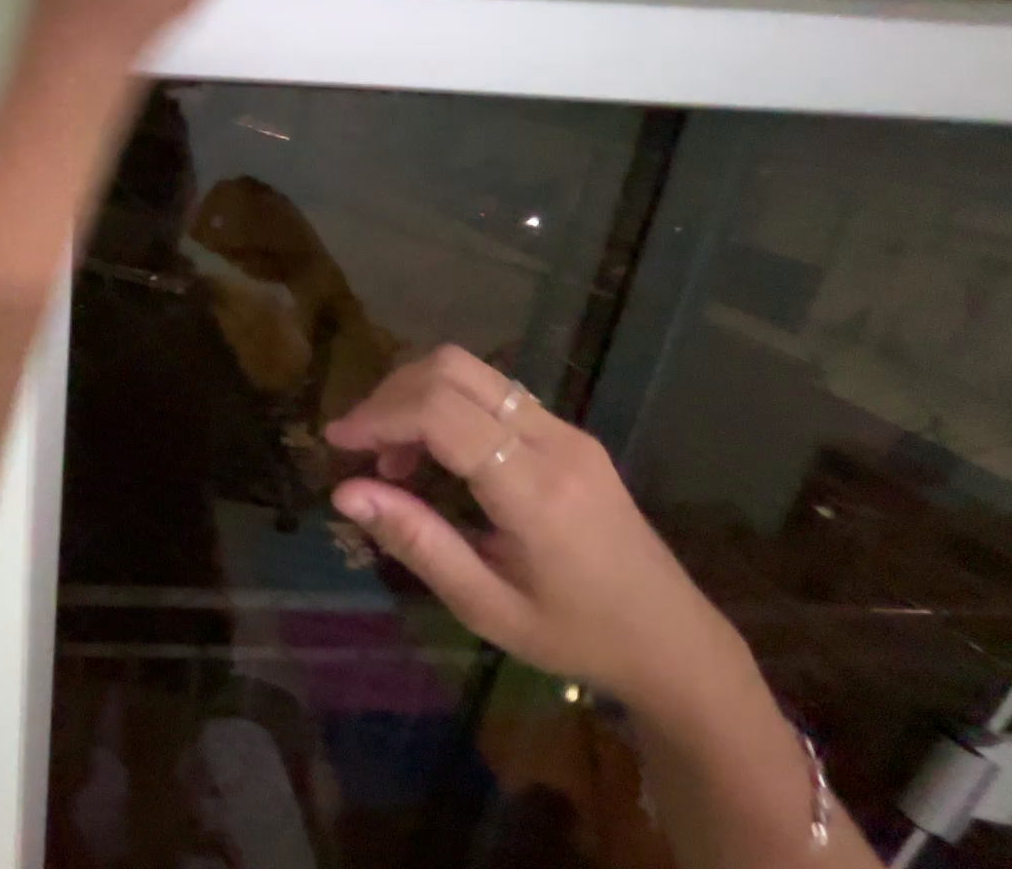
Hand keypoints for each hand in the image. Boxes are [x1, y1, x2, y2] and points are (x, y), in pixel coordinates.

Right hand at [324, 346, 746, 705]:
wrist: (674, 640)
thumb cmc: (575, 635)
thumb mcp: (484, 606)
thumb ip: (416, 542)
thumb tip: (345, 492)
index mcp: (537, 491)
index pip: (443, 415)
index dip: (379, 416)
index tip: (336, 441)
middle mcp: (556, 443)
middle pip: (454, 370)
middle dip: (390, 395)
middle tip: (359, 447)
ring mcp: (567, 432)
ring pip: (472, 372)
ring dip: (414, 397)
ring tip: (390, 457)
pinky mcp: (568, 435)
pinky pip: (491, 394)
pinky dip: (442, 406)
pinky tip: (429, 455)